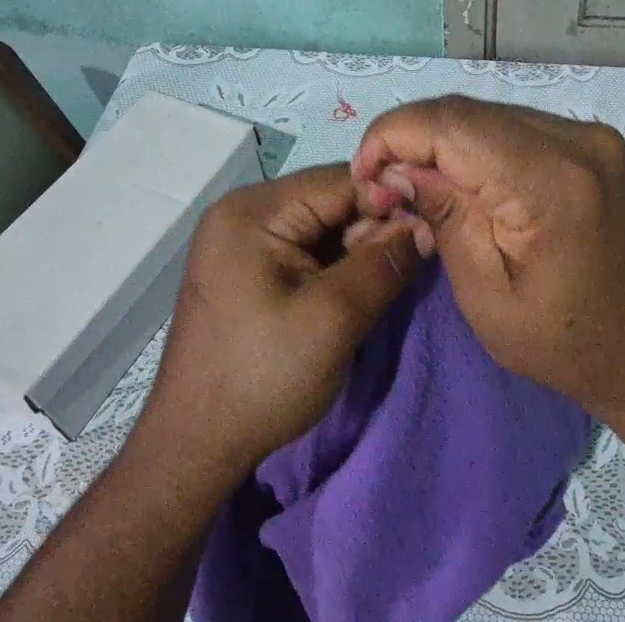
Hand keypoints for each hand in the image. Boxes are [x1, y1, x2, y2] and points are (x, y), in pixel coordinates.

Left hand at [134, 164, 425, 470]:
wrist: (196, 445)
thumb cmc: (262, 377)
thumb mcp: (335, 318)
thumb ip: (384, 263)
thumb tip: (425, 226)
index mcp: (253, 211)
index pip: (342, 179)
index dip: (390, 201)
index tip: (427, 233)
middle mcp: (244, 212)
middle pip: (332, 198)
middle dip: (373, 227)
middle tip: (402, 267)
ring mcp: (242, 240)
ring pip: (324, 224)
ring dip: (358, 248)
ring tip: (379, 284)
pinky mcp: (248, 267)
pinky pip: (306, 247)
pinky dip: (337, 264)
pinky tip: (352, 293)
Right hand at [351, 96, 624, 418]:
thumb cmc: (561, 341)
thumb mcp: (485, 294)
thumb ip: (444, 216)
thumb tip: (397, 166)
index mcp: (553, 181)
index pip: (453, 124)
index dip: (394, 135)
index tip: (365, 175)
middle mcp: (579, 140)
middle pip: (469, 112)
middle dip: (414, 140)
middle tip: (386, 188)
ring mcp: (592, 136)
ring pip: (490, 114)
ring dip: (444, 142)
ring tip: (417, 187)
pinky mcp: (594, 143)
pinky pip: (517, 127)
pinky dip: (478, 146)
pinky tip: (461, 180)